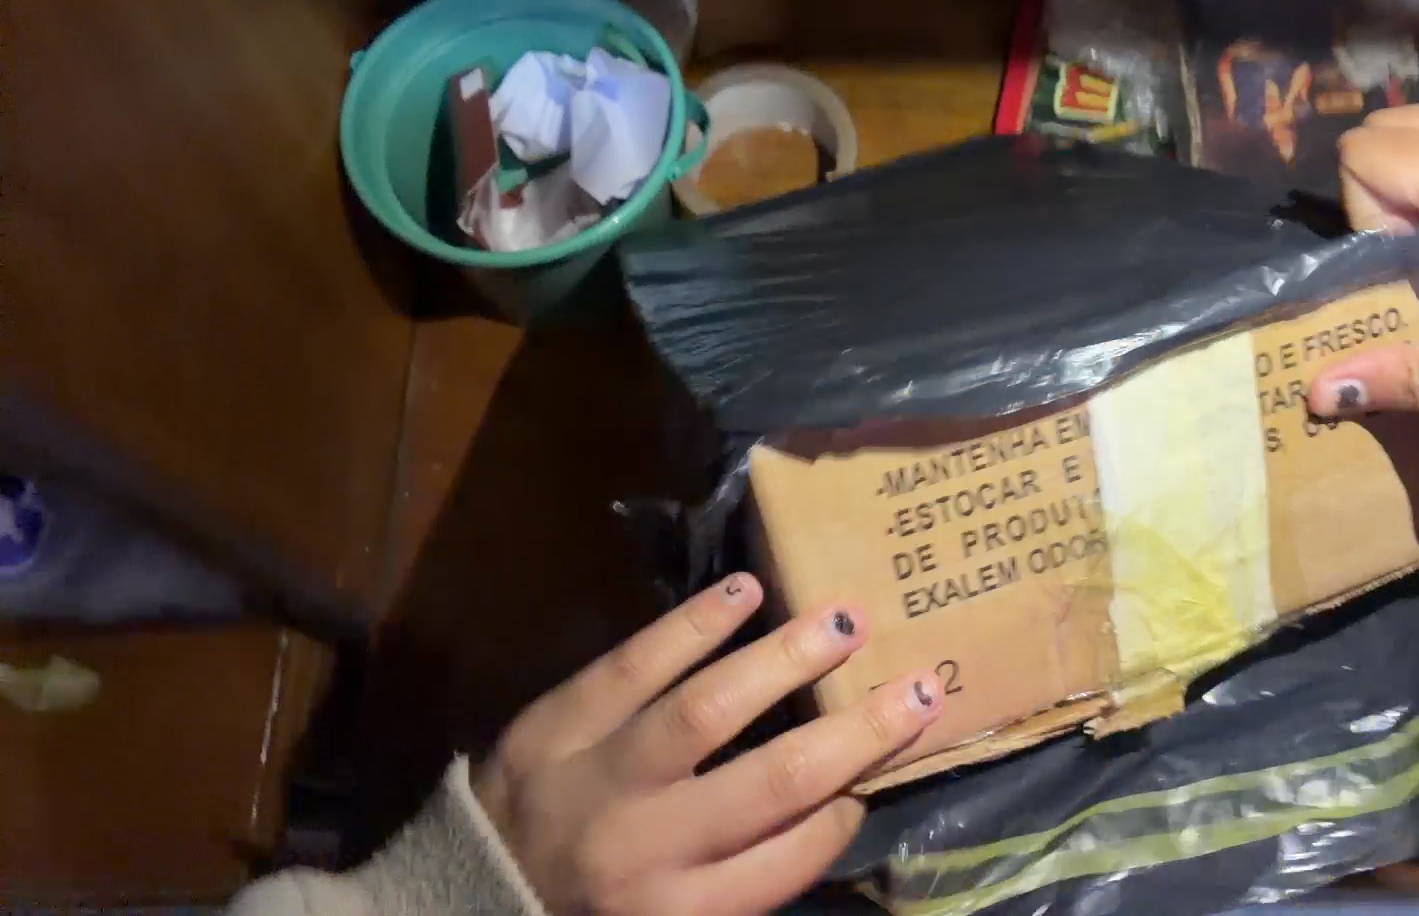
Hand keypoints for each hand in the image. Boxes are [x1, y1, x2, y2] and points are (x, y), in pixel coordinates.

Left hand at [472, 574, 941, 915]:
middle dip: (857, 732)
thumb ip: (749, 877)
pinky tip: (747, 590)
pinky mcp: (558, 720)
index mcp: (678, 913)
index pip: (790, 858)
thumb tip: (836, 800)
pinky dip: (694, 625)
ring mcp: (599, 775)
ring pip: (707, 710)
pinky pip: (635, 664)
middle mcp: (647, 848)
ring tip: (845, 620)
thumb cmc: (583, 915)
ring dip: (785, 661)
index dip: (845, 808)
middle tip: (918, 686)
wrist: (444, 906)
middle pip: (773, 782)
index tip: (880, 767)